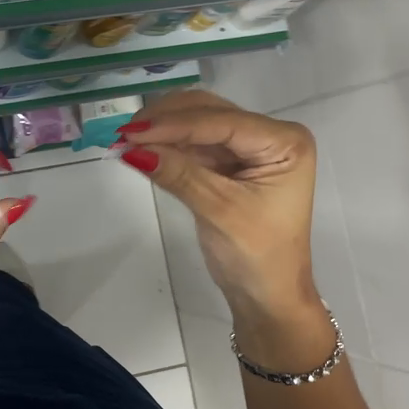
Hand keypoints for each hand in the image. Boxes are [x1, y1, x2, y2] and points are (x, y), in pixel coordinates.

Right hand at [115, 90, 316, 311]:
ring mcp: (249, 147)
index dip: (175, 124)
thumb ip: (178, 175)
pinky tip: (140, 149)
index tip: (132, 131)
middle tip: (123, 134)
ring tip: (125, 141)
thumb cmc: (257, 256)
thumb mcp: (220, 212)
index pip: (223, 122)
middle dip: (166, 122)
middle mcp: (270, 135)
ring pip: (198, 123)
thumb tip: (131, 149)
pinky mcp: (229, 161)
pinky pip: (194, 144)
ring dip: (162, 130)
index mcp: (285, 142)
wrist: (268, 295)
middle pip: (210, 113)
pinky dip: (167, 145)